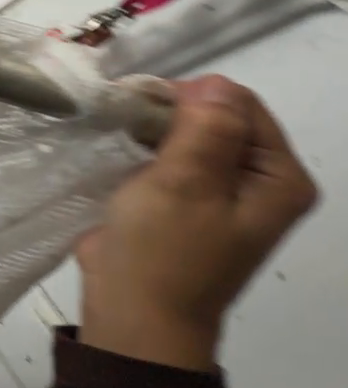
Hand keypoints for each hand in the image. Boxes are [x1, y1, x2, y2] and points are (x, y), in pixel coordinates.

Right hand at [76, 75, 317, 369]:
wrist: (137, 305)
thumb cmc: (165, 247)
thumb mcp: (185, 185)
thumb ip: (205, 132)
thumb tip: (216, 83)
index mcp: (278, 179)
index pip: (241, 107)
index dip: (189, 96)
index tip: (135, 102)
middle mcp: (258, 180)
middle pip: (216, 117)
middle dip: (166, 108)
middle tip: (117, 116)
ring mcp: (220, 189)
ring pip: (187, 132)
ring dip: (148, 124)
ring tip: (110, 128)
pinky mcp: (183, 196)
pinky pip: (168, 153)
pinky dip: (140, 142)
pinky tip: (113, 147)